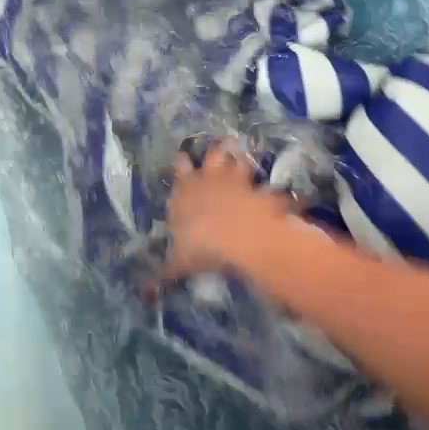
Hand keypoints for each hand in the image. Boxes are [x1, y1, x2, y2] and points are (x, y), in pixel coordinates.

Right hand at [162, 141, 294, 279]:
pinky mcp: (262, 194)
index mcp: (186, 190)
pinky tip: (280, 191)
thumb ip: (169, 268)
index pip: (180, 169)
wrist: (239, 237)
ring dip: (242, 158)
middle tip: (222, 141)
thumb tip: (148, 288)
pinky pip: (269, 189)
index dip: (182, 162)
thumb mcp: (180, 260)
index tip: (182, 156)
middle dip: (216, 149)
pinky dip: (273, 190)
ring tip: (244, 152)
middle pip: (212, 156)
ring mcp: (238, 183)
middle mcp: (210, 180)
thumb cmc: (201, 244)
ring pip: (239, 162)